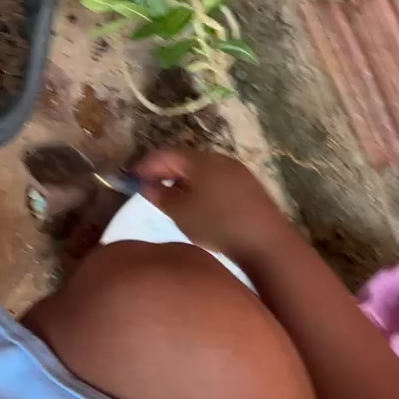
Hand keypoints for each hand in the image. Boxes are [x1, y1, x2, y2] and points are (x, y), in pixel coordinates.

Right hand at [133, 149, 294, 261]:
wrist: (268, 244)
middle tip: (149, 187)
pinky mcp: (249, 187)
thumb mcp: (181, 213)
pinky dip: (200, 187)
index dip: (145, 165)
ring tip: (171, 197)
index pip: (165, 154)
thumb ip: (160, 195)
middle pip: (184, 159)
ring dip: (183, 180)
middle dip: (164, 171)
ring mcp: (237, 171)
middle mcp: (219, 159)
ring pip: (201, 170)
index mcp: (200, 160)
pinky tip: (197, 204)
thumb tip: (146, 185)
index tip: (130, 178)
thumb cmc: (218, 225)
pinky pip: (216, 179)